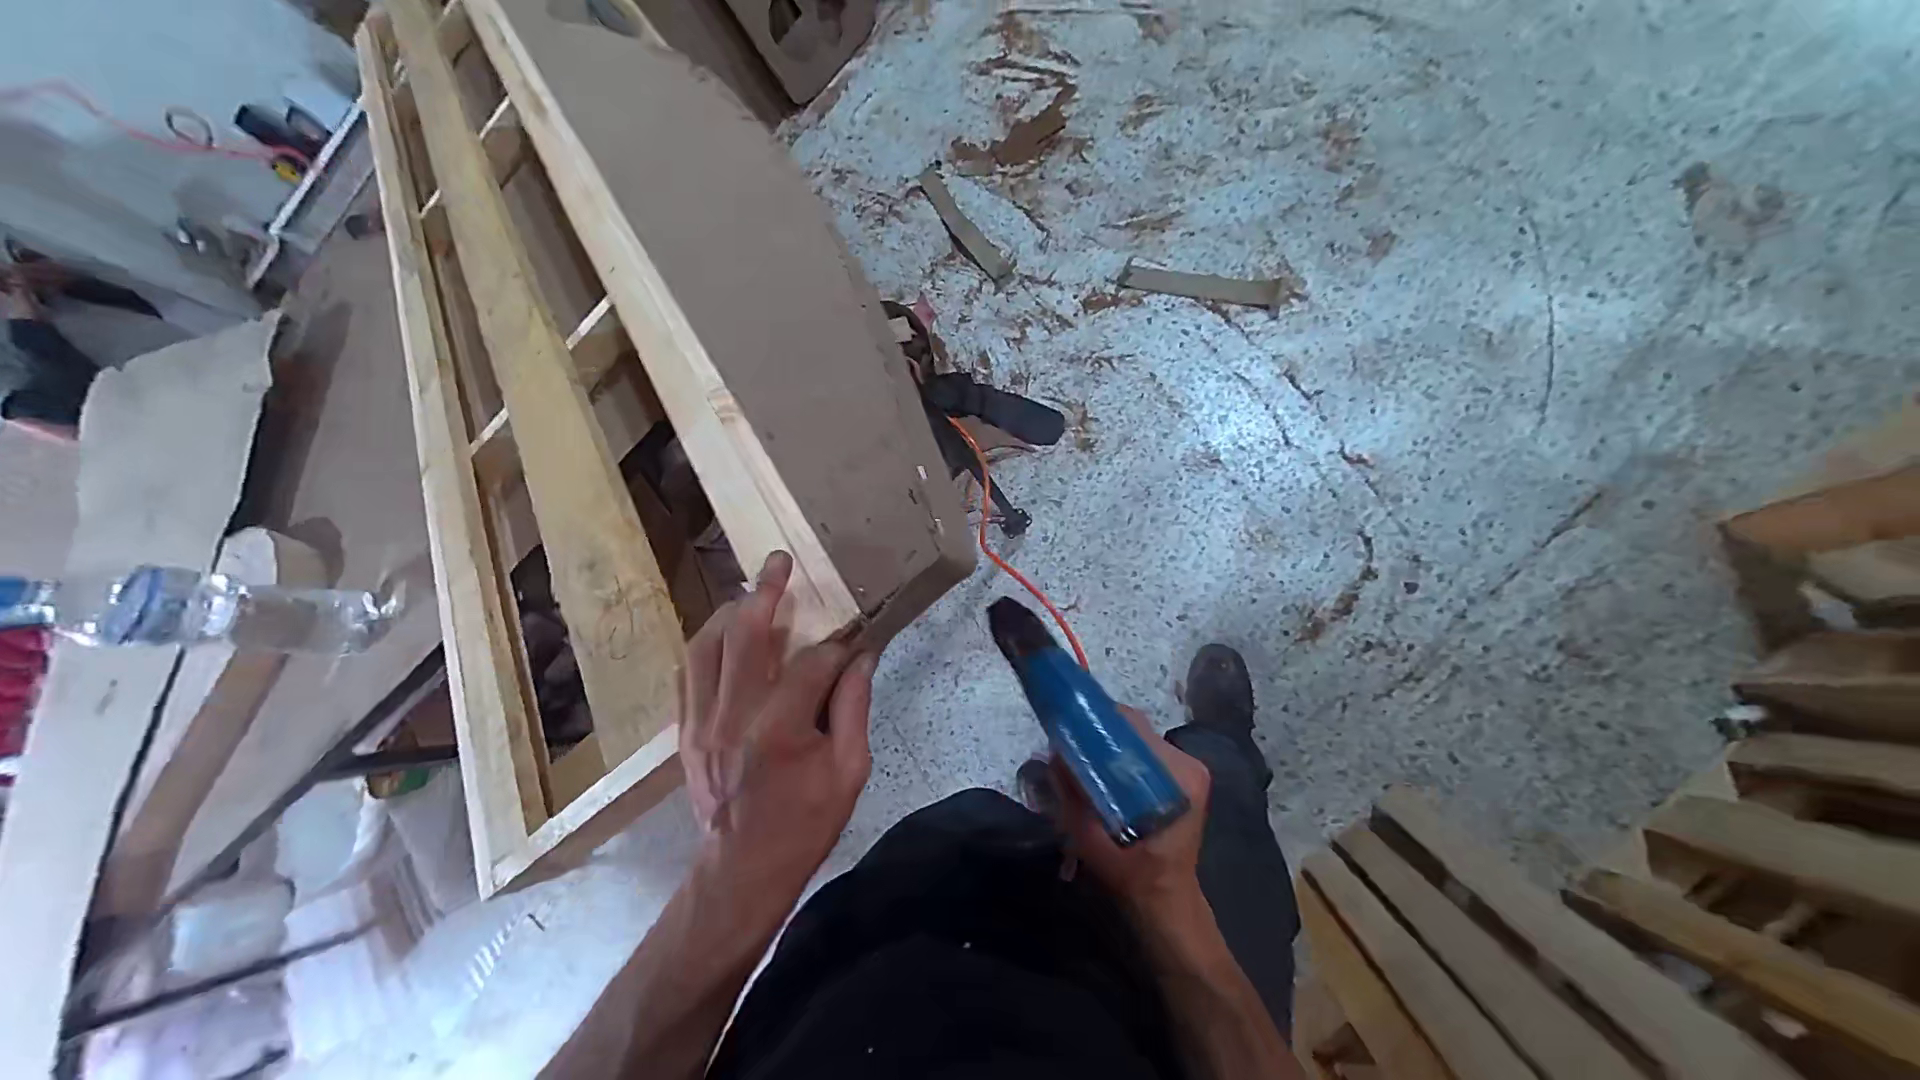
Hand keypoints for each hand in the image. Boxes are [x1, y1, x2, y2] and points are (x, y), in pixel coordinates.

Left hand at [679, 550, 876, 891]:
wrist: (743, 870)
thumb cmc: (806, 823)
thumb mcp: (850, 770)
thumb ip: (854, 706)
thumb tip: (862, 655)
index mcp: (780, 729)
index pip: (812, 663)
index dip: (838, 644)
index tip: (855, 633)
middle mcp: (733, 716)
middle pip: (745, 635)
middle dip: (767, 592)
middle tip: (780, 562)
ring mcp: (700, 723)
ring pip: (705, 646)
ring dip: (730, 611)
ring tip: (752, 591)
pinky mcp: (685, 731)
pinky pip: (688, 672)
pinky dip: (706, 643)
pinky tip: (724, 633)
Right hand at [1052, 706, 1211, 915]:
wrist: (1165, 902)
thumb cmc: (1134, 876)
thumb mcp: (1094, 844)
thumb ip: (1073, 801)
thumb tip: (1052, 756)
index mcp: (1179, 777)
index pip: (1135, 729)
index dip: (1098, 724)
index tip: (1068, 730)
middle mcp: (1188, 765)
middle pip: (1135, 730)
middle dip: (1099, 734)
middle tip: (1068, 747)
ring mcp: (1187, 769)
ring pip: (1136, 738)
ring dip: (1107, 745)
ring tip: (1081, 760)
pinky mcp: (1181, 776)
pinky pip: (1142, 752)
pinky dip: (1118, 755)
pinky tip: (1099, 772)